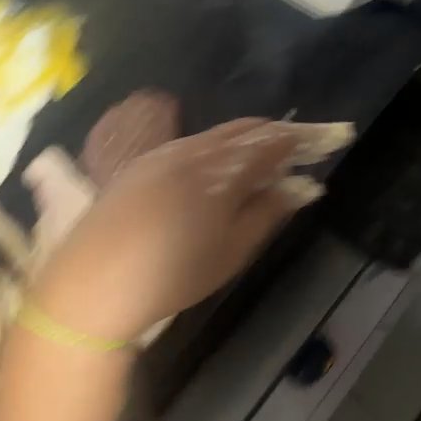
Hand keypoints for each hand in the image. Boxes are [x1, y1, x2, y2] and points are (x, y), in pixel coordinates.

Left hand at [31, 116, 352, 342]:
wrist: (85, 291)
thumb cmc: (171, 275)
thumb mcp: (232, 250)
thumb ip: (269, 211)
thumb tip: (304, 186)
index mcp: (219, 169)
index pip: (275, 141)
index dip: (308, 137)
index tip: (335, 136)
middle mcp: (192, 150)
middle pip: (247, 130)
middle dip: (282, 134)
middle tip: (309, 145)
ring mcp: (162, 156)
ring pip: (219, 136)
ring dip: (252, 141)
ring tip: (273, 159)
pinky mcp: (141, 168)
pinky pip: (195, 145)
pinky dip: (222, 150)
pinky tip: (227, 170)